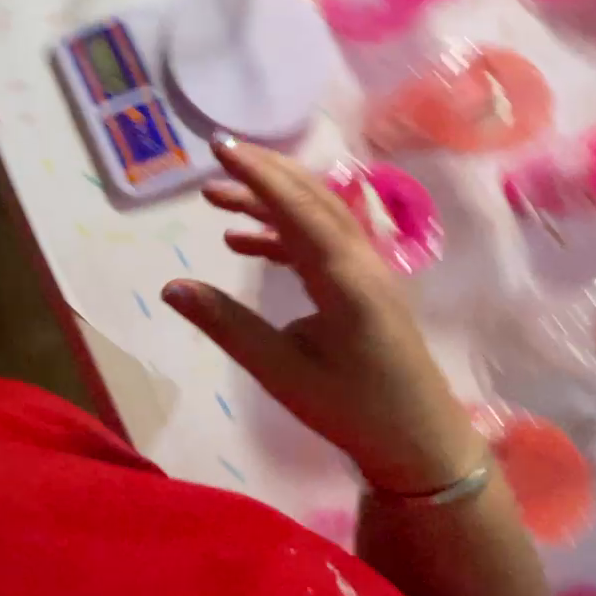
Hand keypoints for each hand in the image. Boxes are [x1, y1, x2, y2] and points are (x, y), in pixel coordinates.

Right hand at [161, 139, 482, 493]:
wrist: (424, 449)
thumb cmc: (354, 411)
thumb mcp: (281, 372)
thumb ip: (226, 324)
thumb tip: (170, 286)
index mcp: (345, 281)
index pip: (298, 209)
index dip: (257, 174)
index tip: (220, 146)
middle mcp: (360, 264)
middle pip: (312, 198)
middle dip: (263, 170)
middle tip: (217, 150)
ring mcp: (366, 273)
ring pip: (315, 215)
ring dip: (267, 198)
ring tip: (214, 196)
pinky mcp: (362, 287)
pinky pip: (318, 241)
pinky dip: (278, 230)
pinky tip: (240, 240)